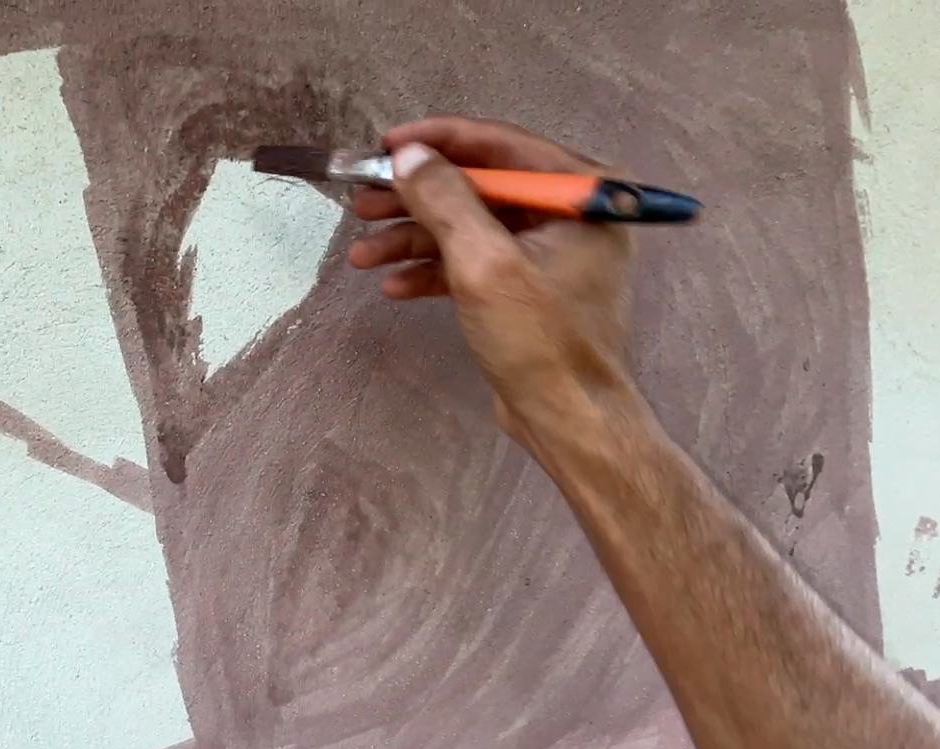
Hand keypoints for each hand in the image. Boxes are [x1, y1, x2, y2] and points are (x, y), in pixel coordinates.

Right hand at [348, 117, 637, 447]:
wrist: (564, 415)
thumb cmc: (537, 339)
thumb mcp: (485, 264)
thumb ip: (446, 202)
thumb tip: (407, 155)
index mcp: (578, 190)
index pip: (498, 146)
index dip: (436, 143)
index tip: (383, 146)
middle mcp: (565, 212)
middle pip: (475, 189)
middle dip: (414, 199)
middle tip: (361, 205)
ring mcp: (542, 252)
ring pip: (466, 230)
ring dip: (412, 241)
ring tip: (361, 255)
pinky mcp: (521, 287)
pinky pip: (470, 265)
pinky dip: (432, 273)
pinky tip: (393, 287)